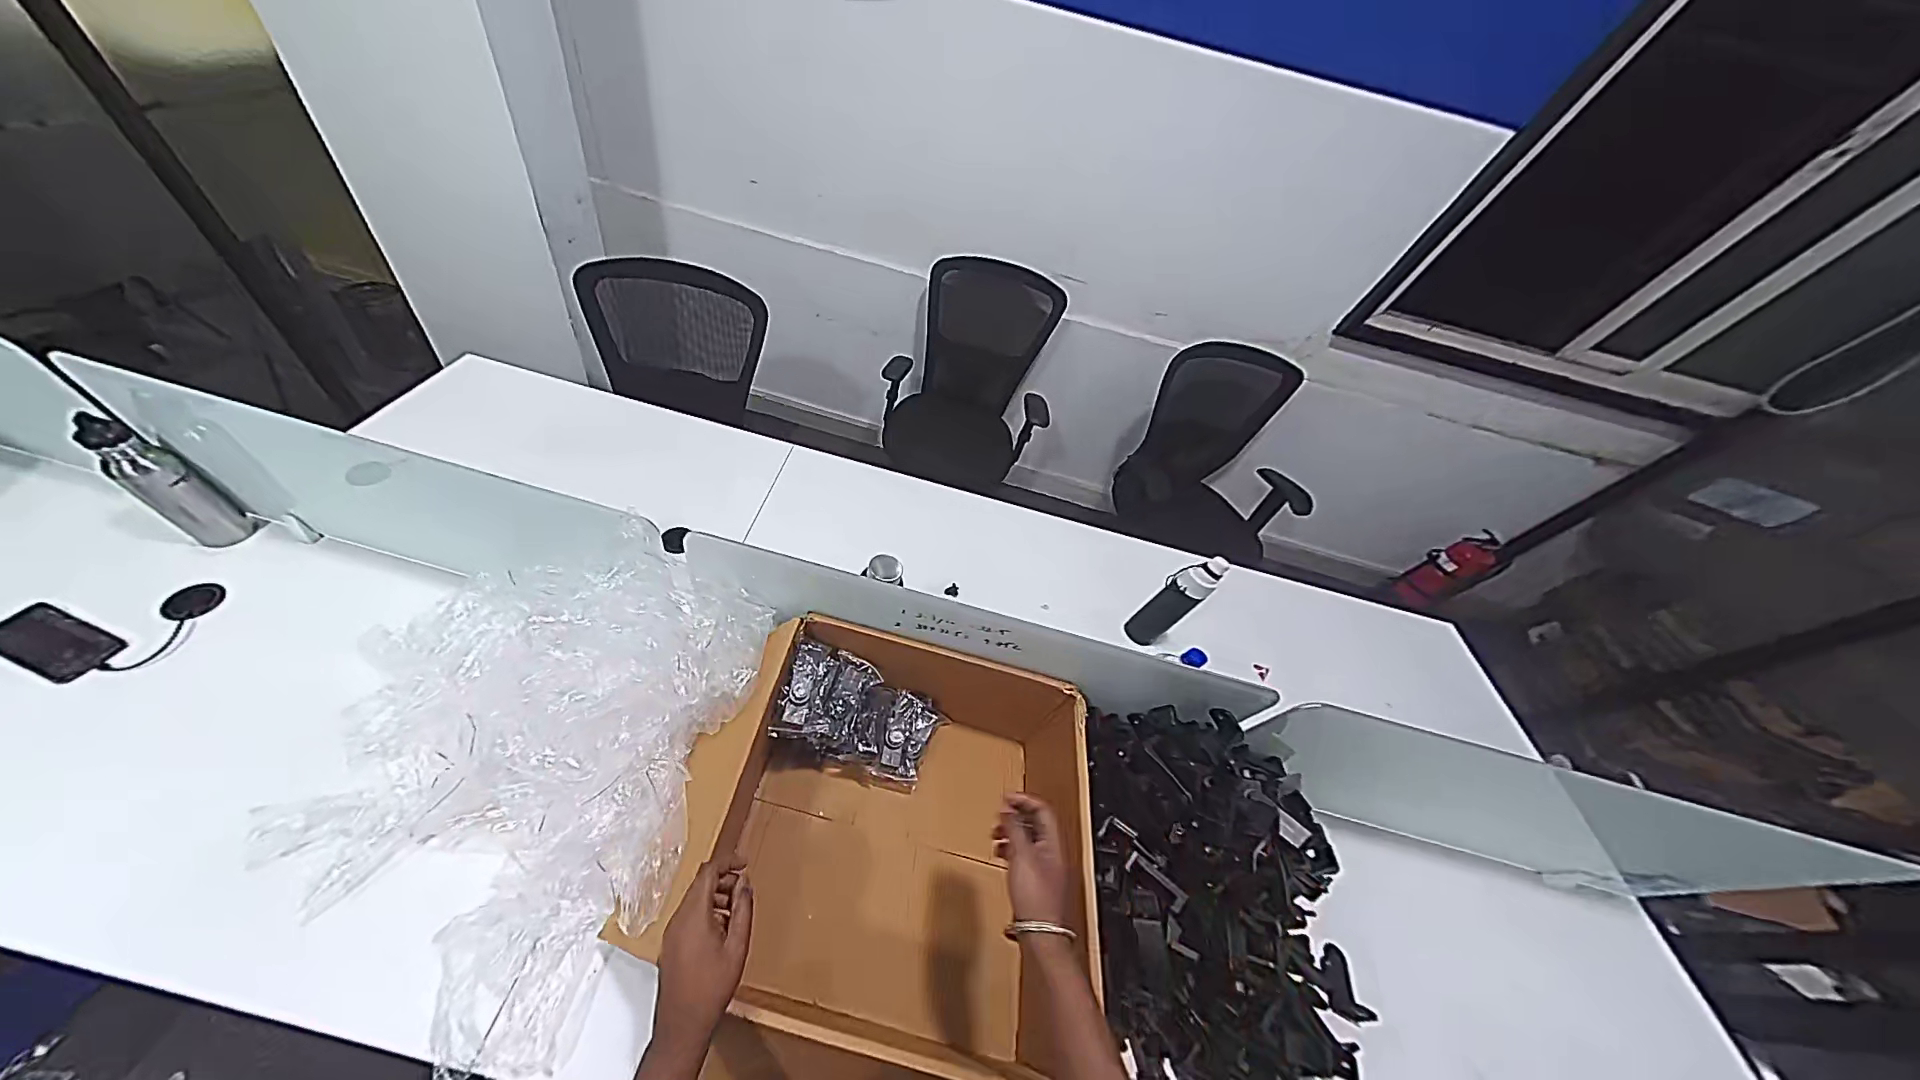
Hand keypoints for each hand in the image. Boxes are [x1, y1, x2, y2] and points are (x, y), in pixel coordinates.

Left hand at [653, 855, 752, 1046]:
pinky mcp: (670, 945)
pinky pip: (688, 916)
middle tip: (743, 890)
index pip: (707, 873)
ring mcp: (671, 933)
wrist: (683, 1025)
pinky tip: (722, 928)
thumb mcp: (737, 946)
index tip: (744, 864)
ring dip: (716, 896)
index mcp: (693, 916)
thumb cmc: (712, 987)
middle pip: (699, 884)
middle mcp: (678, 920)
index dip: (727, 862)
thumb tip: (744, 884)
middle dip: (723, 880)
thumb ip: (743, 909)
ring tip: (736, 911)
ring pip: (694, 900)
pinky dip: (706, 911)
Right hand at [994, 793, 1070, 926]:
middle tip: (999, 815)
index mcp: (1053, 843)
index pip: (1043, 810)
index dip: (1025, 800)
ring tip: (996, 835)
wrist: (1040, 933)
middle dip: (1016, 816)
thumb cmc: (1035, 898)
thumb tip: (1008, 809)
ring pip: (1029, 838)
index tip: (1007, 798)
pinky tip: (1002, 854)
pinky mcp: (1037, 879)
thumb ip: (1014, 829)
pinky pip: (1024, 853)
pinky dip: (1012, 848)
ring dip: (1012, 832)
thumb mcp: (1021, 855)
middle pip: (1036, 823)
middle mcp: (1052, 852)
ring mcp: (1046, 866)